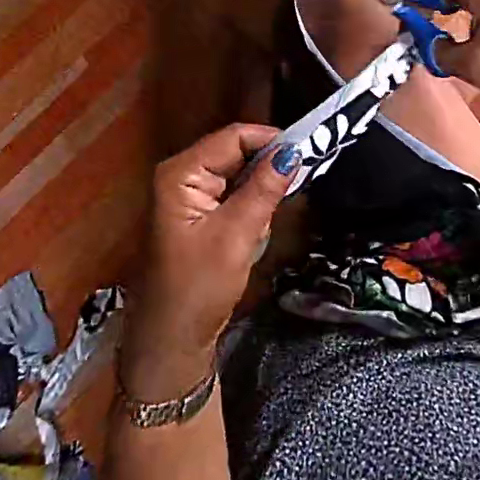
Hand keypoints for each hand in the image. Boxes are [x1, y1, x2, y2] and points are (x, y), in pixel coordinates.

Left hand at [120, 124, 297, 400]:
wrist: (171, 342)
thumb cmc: (198, 288)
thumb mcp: (236, 236)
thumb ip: (264, 189)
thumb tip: (293, 151)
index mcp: (181, 173)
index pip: (233, 137)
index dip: (271, 139)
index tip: (308, 151)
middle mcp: (182, 174)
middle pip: (236, 151)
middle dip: (268, 164)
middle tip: (302, 179)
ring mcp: (189, 195)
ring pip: (239, 172)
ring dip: (262, 187)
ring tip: (276, 210)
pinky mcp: (199, 213)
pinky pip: (234, 193)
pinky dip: (252, 203)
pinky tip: (259, 225)